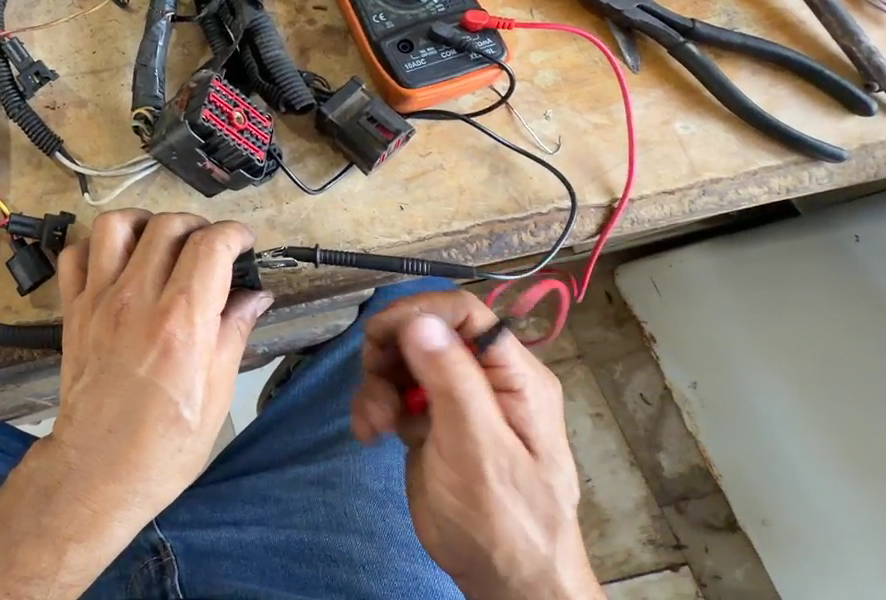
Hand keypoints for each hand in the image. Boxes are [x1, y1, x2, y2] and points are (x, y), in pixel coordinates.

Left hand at [31, 210, 273, 527]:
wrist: (100, 470)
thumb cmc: (166, 444)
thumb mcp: (217, 392)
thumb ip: (234, 332)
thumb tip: (256, 296)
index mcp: (182, 320)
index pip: (211, 245)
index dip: (233, 234)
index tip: (242, 242)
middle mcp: (138, 298)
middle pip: (167, 225)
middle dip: (196, 225)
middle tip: (207, 246)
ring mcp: (99, 300)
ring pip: (115, 224)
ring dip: (143, 223)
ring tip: (159, 242)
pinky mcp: (73, 309)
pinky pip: (76, 255)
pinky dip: (97, 247)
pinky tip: (116, 263)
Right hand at [353, 290, 601, 599]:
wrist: (504, 585)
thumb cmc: (506, 522)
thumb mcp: (479, 450)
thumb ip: (452, 381)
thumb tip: (420, 320)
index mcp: (514, 376)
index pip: (465, 314)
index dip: (419, 313)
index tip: (381, 335)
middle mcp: (484, 379)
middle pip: (425, 332)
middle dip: (390, 353)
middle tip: (373, 381)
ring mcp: (456, 400)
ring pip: (402, 360)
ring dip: (376, 383)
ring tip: (374, 423)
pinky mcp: (430, 421)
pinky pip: (393, 391)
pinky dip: (374, 406)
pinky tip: (372, 434)